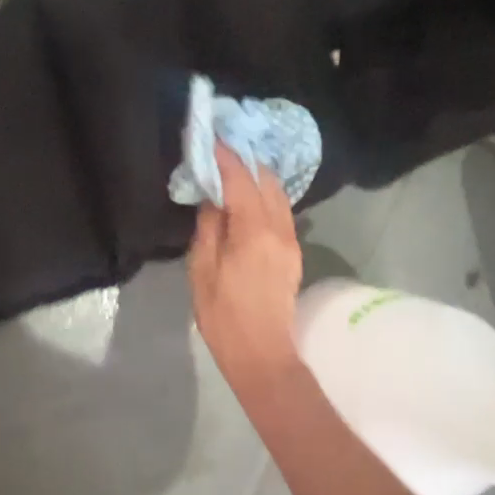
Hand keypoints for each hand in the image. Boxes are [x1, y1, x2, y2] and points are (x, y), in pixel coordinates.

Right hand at [188, 144, 307, 410]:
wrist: (263, 356)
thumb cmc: (224, 315)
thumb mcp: (203, 269)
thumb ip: (209, 227)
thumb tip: (213, 199)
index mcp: (254, 230)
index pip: (241, 179)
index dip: (226, 156)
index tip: (212, 138)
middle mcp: (279, 229)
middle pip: (267, 180)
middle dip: (246, 160)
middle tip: (223, 146)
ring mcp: (290, 241)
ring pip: (278, 194)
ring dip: (257, 176)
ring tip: (234, 166)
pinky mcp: (292, 252)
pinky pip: (280, 210)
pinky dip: (264, 194)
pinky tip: (248, 195)